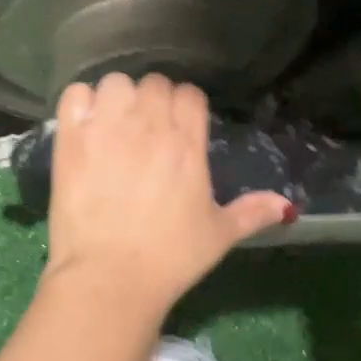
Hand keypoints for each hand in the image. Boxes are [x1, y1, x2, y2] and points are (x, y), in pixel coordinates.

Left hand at [40, 73, 294, 319]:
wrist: (110, 278)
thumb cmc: (170, 258)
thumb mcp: (218, 235)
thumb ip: (253, 212)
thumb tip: (288, 206)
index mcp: (187, 143)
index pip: (190, 94)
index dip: (184, 106)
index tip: (178, 127)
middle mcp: (149, 125)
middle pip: (154, 83)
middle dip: (152, 101)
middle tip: (145, 130)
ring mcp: (107, 128)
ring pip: (115, 82)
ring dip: (117, 98)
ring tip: (113, 125)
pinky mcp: (71, 139)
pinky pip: (75, 95)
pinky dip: (80, 103)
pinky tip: (84, 125)